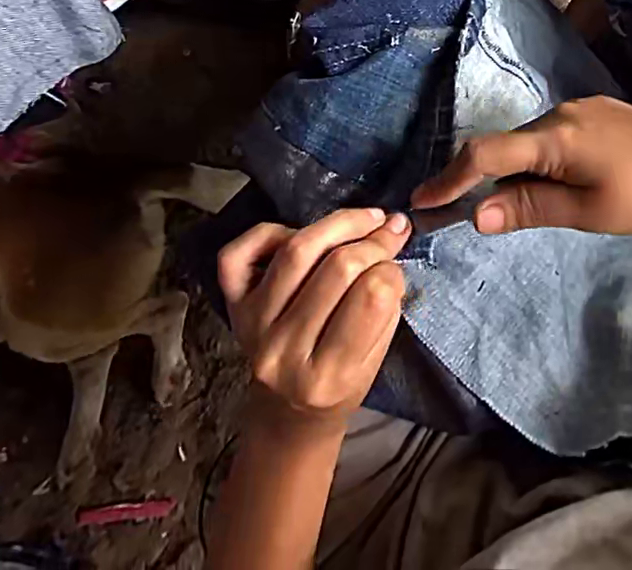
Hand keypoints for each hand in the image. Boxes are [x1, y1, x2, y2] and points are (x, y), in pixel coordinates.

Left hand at [216, 207, 408, 438]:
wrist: (286, 414)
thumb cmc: (342, 384)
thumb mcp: (377, 354)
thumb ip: (386, 299)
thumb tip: (392, 233)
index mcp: (328, 375)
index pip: (371, 296)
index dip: (392, 268)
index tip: (398, 261)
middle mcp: (284, 351)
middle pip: (338, 267)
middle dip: (374, 239)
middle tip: (391, 230)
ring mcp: (253, 326)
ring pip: (297, 250)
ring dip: (340, 222)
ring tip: (365, 218)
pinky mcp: (232, 307)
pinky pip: (240, 251)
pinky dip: (271, 231)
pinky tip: (299, 233)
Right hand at [410, 96, 631, 234]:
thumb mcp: (590, 211)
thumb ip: (531, 207)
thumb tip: (478, 215)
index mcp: (557, 135)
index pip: (486, 153)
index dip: (449, 178)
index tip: (420, 203)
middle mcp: (562, 111)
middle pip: (506, 146)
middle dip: (483, 180)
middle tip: (471, 217)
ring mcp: (582, 107)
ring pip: (530, 142)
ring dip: (516, 172)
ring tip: (527, 207)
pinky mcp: (598, 111)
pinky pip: (553, 136)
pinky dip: (541, 162)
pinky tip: (560, 184)